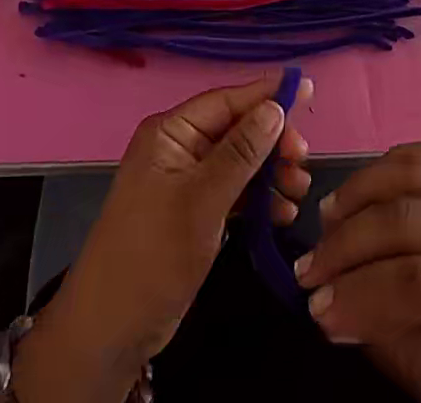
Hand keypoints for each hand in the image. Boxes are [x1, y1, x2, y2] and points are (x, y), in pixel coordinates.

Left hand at [15, 74, 311, 401]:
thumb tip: (276, 107)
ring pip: (243, 161)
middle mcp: (180, 148)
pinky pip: (238, 190)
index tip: (308, 89)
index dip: (268, 94)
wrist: (112, 331)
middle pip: (239, 129)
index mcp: (172, 133)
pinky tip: (282, 214)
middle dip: (274, 142)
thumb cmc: (152, 255)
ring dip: (273, 173)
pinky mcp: (197, 210)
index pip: (228, 100)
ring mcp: (188, 181)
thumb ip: (242, 152)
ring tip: (297, 192)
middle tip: (302, 161)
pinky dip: (261, 198)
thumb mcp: (202, 200)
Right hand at [297, 143, 420, 402]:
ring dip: (363, 190)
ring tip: (327, 221)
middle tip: (308, 271)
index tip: (316, 311)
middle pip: (412, 216)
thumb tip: (338, 309)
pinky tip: (363, 191)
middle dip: (348, 242)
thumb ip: (403, 350)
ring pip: (419, 170)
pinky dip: (390, 165)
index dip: (360, 291)